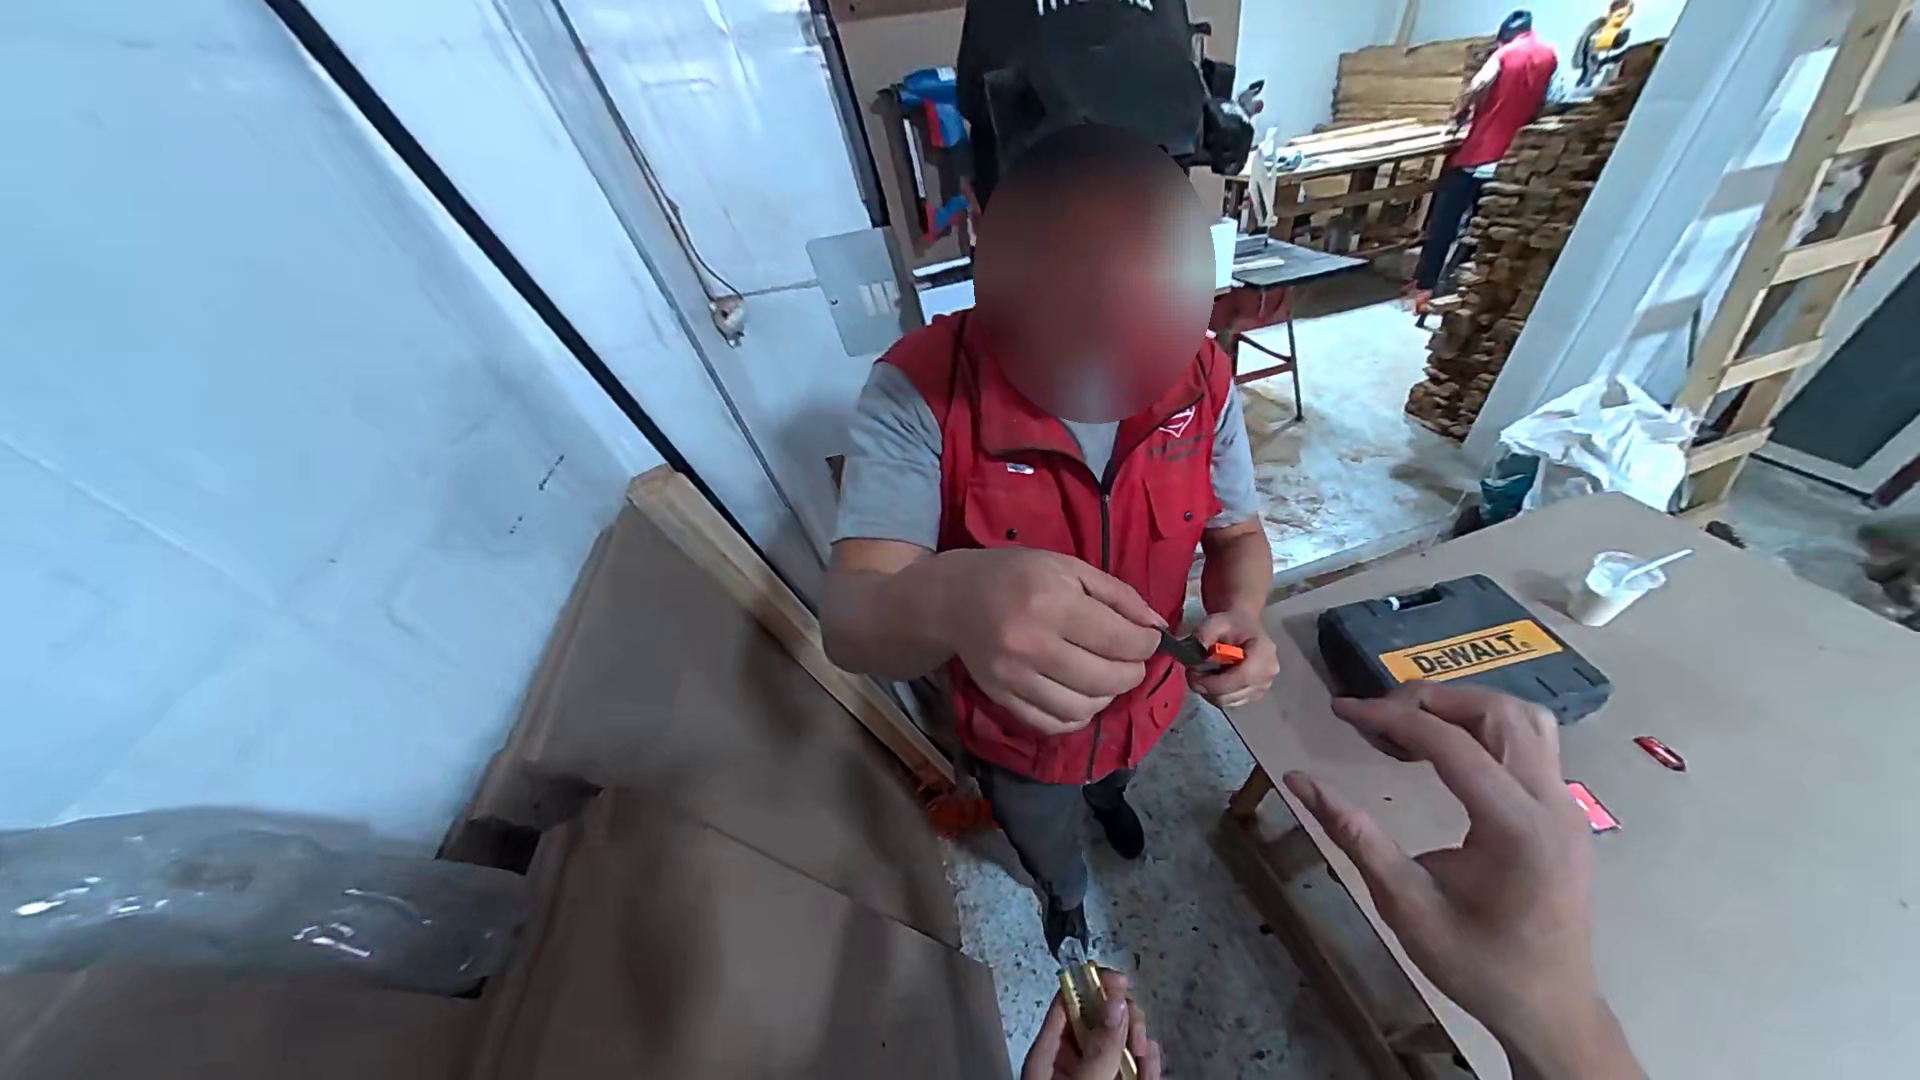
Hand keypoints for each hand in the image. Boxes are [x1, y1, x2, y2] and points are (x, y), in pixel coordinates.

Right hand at [934, 548, 1164, 736]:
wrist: (954, 598)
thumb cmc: (1015, 574)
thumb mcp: (1067, 567)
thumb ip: (1117, 594)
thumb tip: (1156, 628)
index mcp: (1051, 603)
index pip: (1119, 640)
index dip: (1146, 644)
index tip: (1147, 639)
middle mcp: (1031, 645)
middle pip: (1106, 678)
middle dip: (1132, 671)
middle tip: (1129, 658)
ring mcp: (1014, 678)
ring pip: (1083, 707)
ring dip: (1108, 695)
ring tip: (1105, 674)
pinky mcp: (1002, 698)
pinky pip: (1054, 723)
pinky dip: (1078, 714)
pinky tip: (1080, 693)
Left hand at [1021, 971, 1163, 1079]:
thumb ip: (1099, 1047)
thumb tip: (1117, 1000)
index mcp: (1049, 1051)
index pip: (1067, 1001)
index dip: (1092, 983)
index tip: (1121, 980)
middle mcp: (1072, 1059)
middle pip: (1099, 1019)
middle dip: (1122, 1015)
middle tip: (1137, 1027)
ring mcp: (1094, 1075)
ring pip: (1119, 1043)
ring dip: (1137, 1039)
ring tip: (1146, 1051)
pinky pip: (1131, 1069)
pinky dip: (1144, 1063)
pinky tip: (1152, 1062)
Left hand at [1187, 608, 1278, 708]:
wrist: (1242, 624)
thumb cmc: (1230, 623)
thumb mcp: (1214, 622)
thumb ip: (1203, 636)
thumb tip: (1194, 657)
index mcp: (1263, 655)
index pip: (1240, 679)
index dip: (1213, 683)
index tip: (1192, 673)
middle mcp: (1267, 675)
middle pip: (1231, 695)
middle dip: (1206, 686)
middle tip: (1191, 670)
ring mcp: (1262, 687)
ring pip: (1228, 701)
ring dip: (1209, 690)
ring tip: (1201, 672)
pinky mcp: (1255, 694)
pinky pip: (1230, 702)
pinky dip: (1216, 693)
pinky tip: (1211, 678)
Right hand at [1283, 683, 1640, 1079]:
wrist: (1551, 1012)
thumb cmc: (1476, 963)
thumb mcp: (1403, 902)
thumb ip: (1352, 834)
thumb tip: (1297, 779)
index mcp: (1519, 831)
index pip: (1453, 744)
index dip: (1389, 716)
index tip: (1340, 710)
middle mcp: (1554, 806)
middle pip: (1499, 712)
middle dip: (1428, 699)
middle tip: (1376, 716)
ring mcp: (1566, 806)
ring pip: (1521, 718)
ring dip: (1458, 706)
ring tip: (1405, 725)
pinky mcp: (1560, 810)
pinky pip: (1526, 740)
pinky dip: (1476, 726)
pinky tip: (1438, 750)